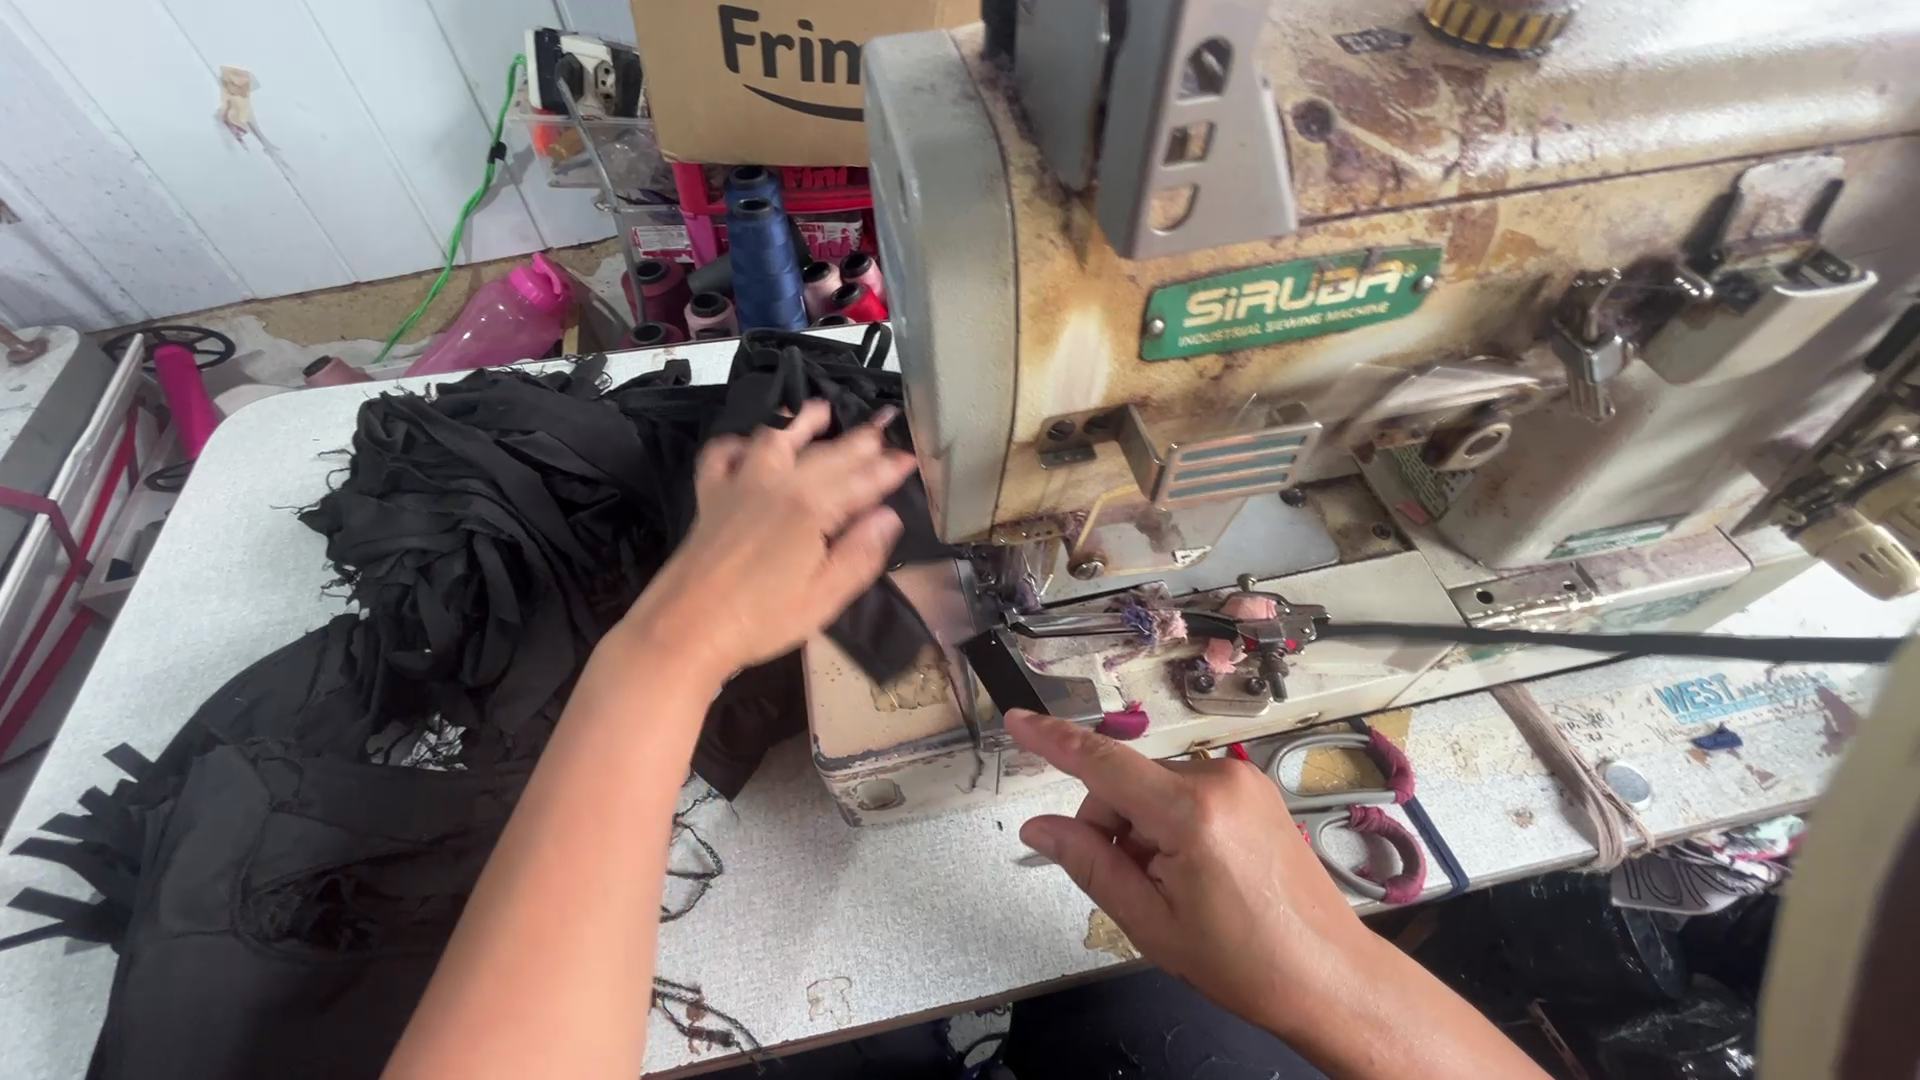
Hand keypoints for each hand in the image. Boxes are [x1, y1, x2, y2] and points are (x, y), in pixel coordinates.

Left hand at [623, 399, 917, 676]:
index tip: (910, 457)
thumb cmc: (762, 620)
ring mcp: (739, 485)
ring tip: (822, 410)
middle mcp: (777, 484)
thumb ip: (860, 553)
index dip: (888, 469)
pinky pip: (722, 454)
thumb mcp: (825, 596)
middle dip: (860, 440)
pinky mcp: (710, 496)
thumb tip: (888, 517)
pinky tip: (751, 443)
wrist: (686, 628)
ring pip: (775, 439)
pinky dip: (739, 443)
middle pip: (826, 454)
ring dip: (801, 421)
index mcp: (811, 508)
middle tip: (884, 425)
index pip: (861, 481)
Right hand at [1005, 709, 1372, 1036]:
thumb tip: (1038, 828)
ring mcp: (1240, 778)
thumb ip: (1089, 864)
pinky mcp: (1252, 787)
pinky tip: (1195, 866)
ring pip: (1152, 787)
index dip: (1052, 740)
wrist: (1333, 977)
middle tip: (1134, 886)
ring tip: (1173, 884)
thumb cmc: (1244, 963)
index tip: (1016, 719)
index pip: (1102, 763)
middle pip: (1124, 783)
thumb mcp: (1151, 923)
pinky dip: (1169, 820)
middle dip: (1110, 827)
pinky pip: (1184, 789)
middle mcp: (1217, 778)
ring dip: (1142, 826)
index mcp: (1190, 812)